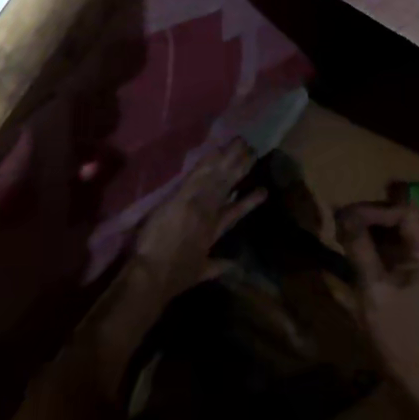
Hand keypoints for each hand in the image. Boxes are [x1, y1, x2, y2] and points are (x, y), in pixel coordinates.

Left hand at [129, 140, 265, 304]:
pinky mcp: (182, 198)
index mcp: (213, 232)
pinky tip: (218, 150)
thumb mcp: (201, 272)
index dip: (247, 202)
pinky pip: (197, 176)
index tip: (262, 191)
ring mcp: (195, 204)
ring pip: (215, 178)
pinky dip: (208, 162)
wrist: (155, 272)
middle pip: (226, 187)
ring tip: (241, 143)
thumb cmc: (175, 276)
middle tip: (253, 152)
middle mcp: (208, 214)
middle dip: (239, 169)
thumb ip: (218, 266)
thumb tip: (235, 265)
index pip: (233, 213)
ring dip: (228, 159)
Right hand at [336, 201, 418, 386]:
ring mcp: (413, 267)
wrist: (415, 372)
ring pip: (387, 235)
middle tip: (336, 226)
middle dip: (366, 217)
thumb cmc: (397, 332)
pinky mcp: (402, 279)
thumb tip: (344, 215)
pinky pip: (383, 252)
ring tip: (337, 236)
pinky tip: (346, 251)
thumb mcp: (374, 288)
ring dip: (363, 231)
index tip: (345, 219)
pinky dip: (365, 247)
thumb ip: (360, 249)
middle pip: (395, 219)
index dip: (374, 210)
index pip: (403, 212)